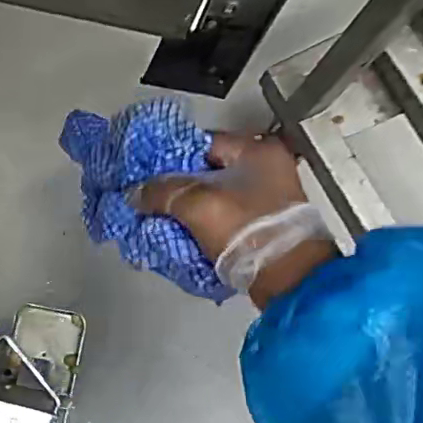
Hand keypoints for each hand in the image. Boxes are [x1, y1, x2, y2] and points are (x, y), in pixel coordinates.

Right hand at [135, 133, 337, 307]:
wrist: (287, 278)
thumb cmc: (246, 230)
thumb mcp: (196, 204)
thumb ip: (161, 192)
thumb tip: (135, 193)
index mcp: (257, 150)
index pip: (203, 143)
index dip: (171, 158)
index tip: (148, 175)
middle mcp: (269, 168)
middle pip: (209, 172)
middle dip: (179, 188)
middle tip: (152, 200)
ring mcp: (270, 199)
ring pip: (217, 197)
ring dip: (191, 210)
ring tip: (164, 220)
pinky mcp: (266, 226)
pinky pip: (227, 219)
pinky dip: (207, 226)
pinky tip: (185, 236)